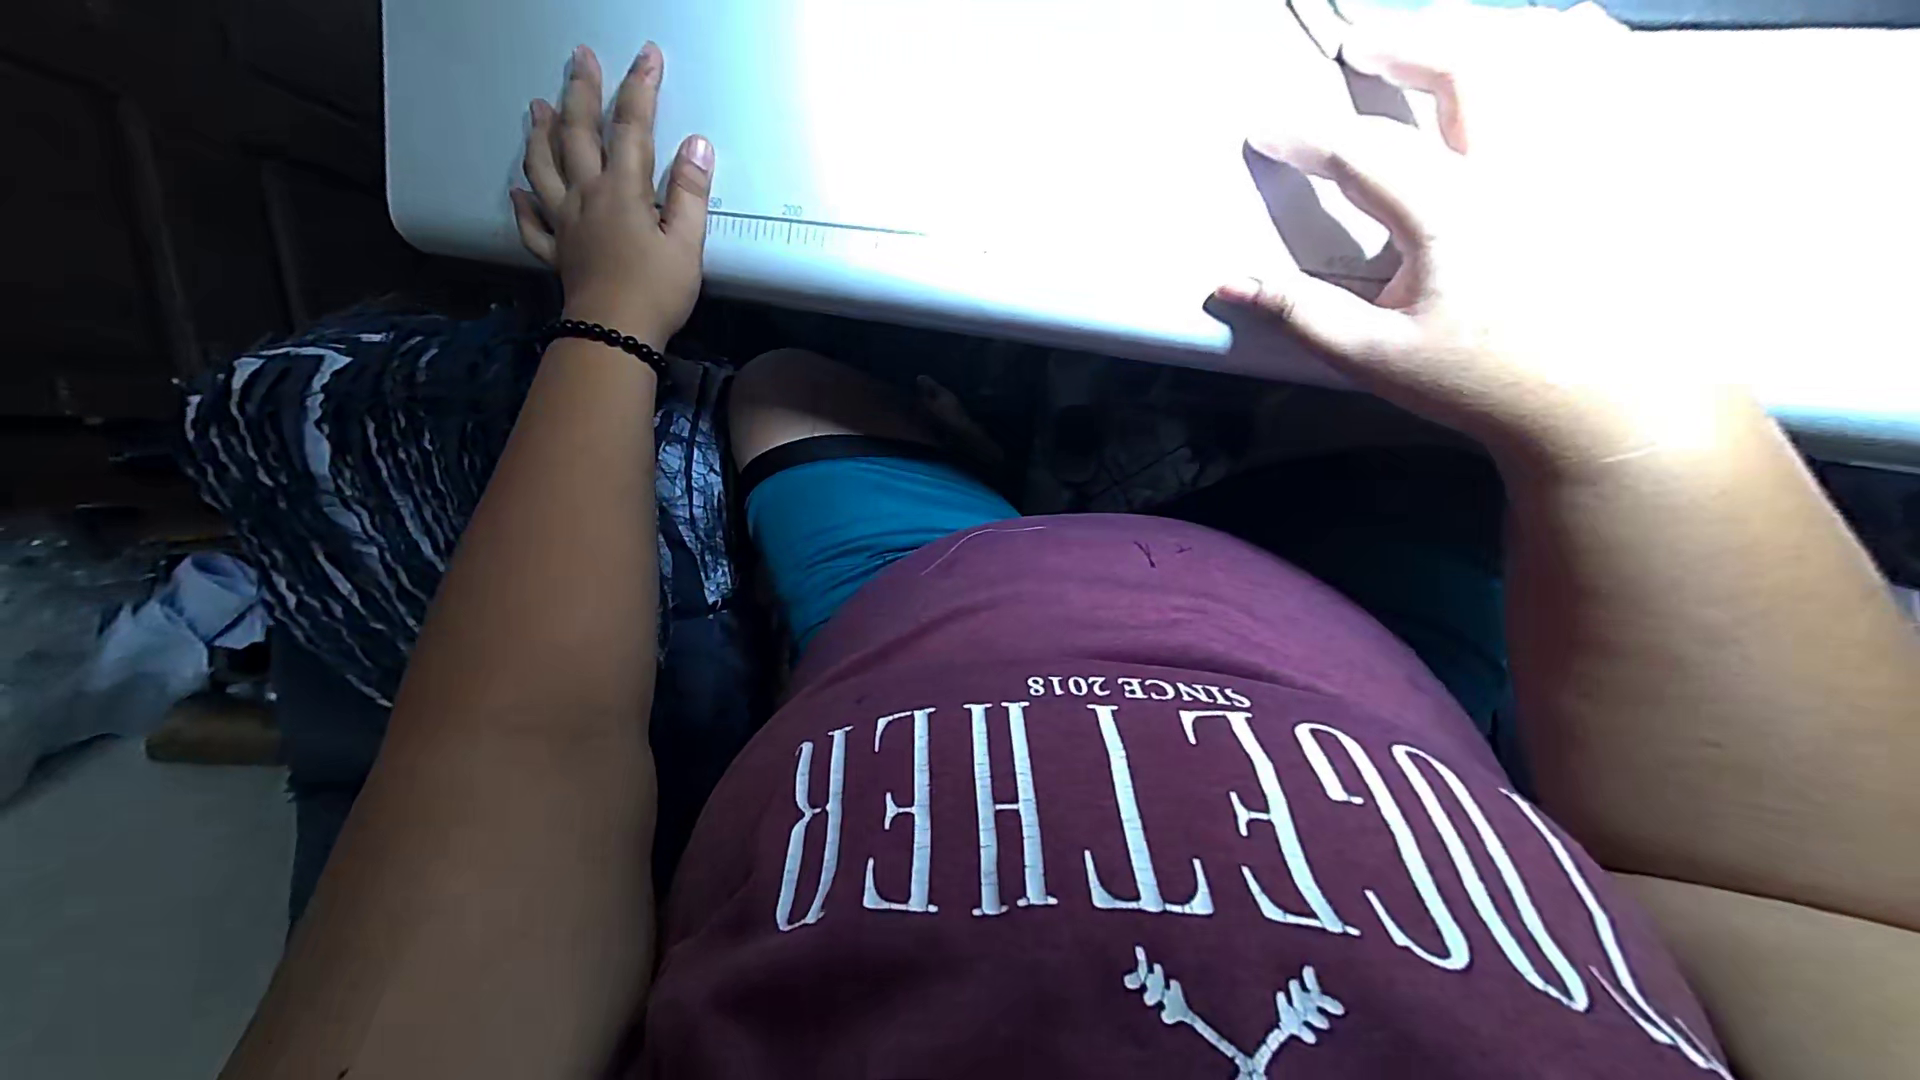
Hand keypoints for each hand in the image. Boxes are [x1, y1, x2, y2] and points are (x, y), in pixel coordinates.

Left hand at [514, 43, 713, 348]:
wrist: (615, 332)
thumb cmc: (657, 290)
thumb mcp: (687, 244)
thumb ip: (689, 194)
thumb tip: (696, 145)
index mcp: (622, 191)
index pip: (632, 128)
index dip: (640, 89)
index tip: (647, 55)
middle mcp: (586, 196)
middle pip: (577, 134)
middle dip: (580, 92)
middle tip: (578, 57)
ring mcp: (564, 222)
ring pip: (543, 167)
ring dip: (539, 133)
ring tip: (535, 106)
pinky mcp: (556, 253)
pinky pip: (531, 223)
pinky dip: (523, 205)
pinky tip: (518, 192)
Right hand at [1218, 3, 1748, 473]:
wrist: (1596, 398)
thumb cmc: (1478, 379)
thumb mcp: (1370, 354)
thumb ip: (1298, 312)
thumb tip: (1231, 285)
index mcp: (1453, 214)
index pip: (1364, 153)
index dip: (1305, 138)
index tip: (1266, 128)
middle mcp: (1523, 167)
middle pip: (1466, 66)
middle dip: (1404, 45)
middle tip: (1360, 41)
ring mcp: (1583, 159)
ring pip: (1545, 54)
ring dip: (1482, 35)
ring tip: (1442, 30)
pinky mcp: (1620, 170)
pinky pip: (1611, 75)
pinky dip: (1575, 46)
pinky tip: (1559, 38)